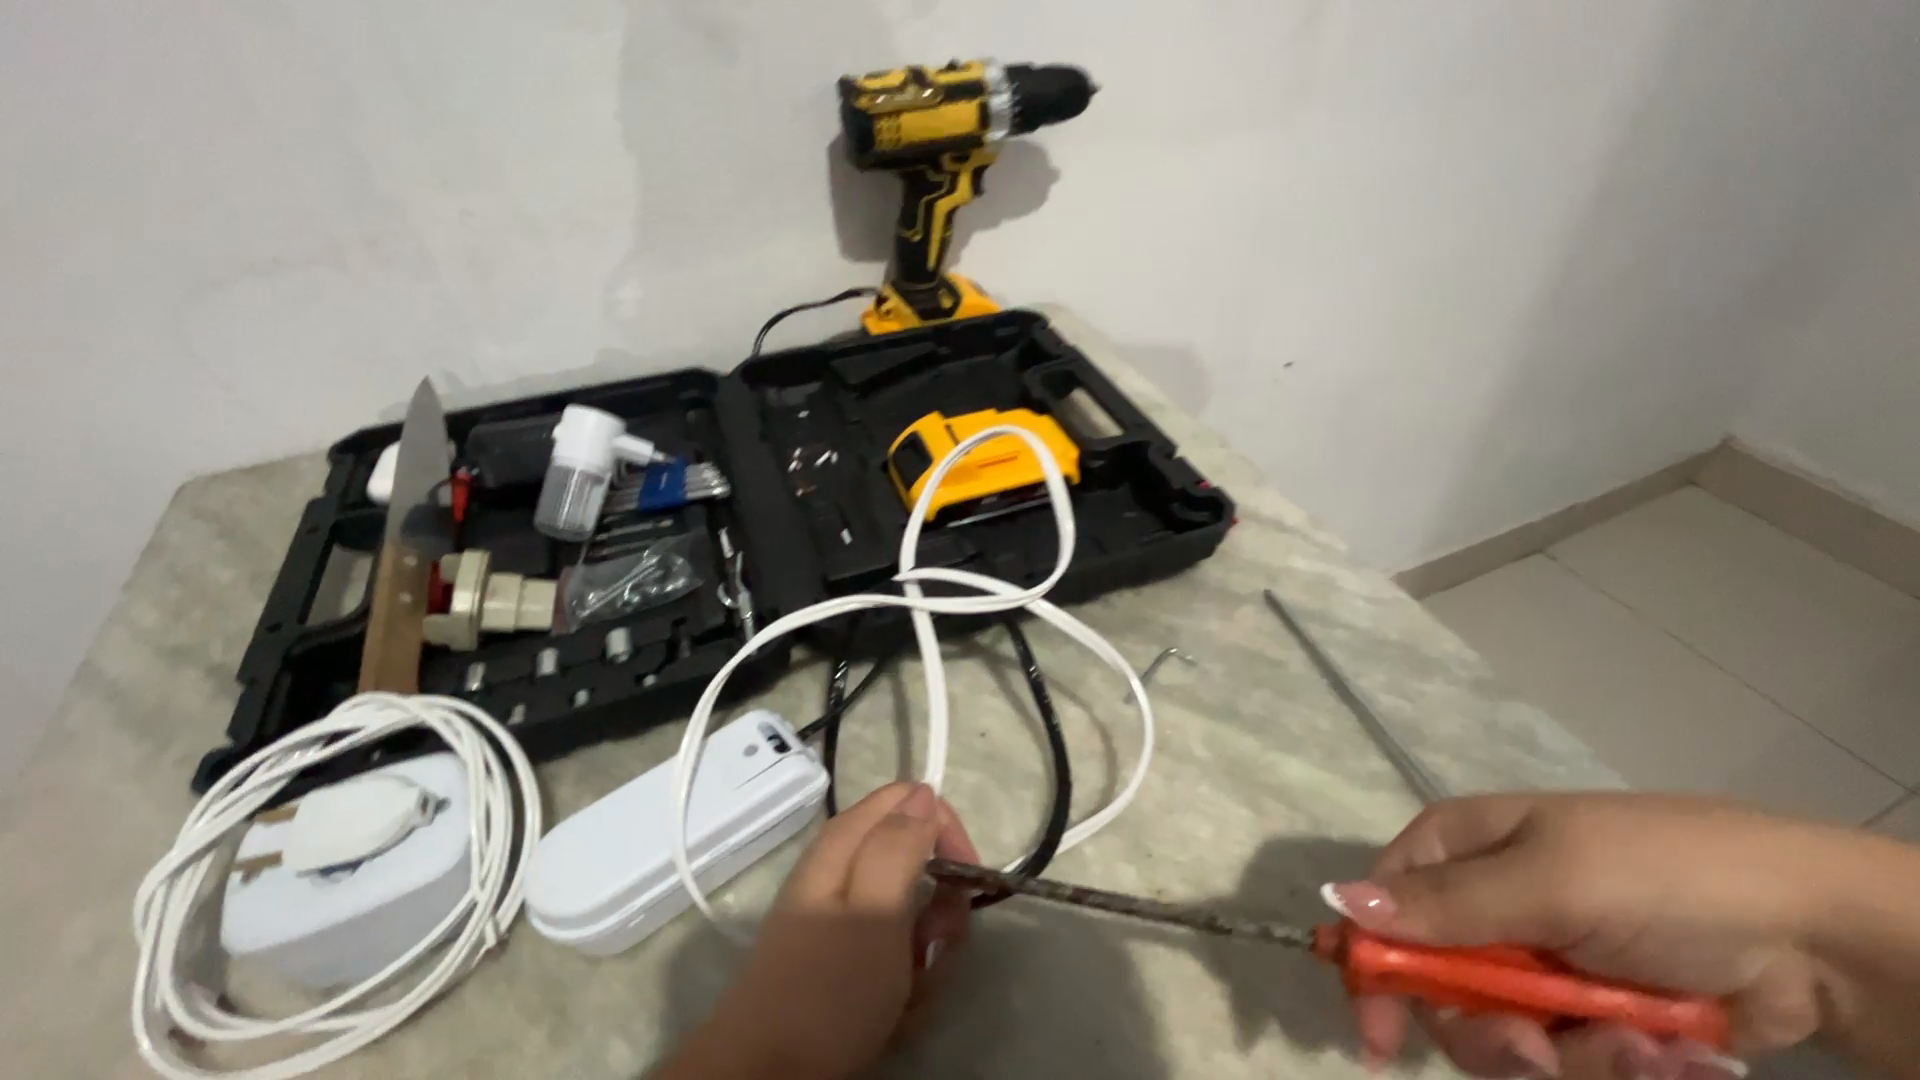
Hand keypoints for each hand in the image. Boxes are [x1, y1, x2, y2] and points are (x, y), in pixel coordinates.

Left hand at [656, 782, 978, 1079]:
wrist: (766, 1072)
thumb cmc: (828, 989)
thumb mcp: (875, 911)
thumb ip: (900, 845)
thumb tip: (923, 791)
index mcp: (846, 841)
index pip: (911, 799)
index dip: (946, 832)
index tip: (963, 881)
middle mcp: (841, 866)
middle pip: (915, 855)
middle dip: (940, 900)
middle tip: (934, 942)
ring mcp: (839, 911)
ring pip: (911, 906)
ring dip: (927, 945)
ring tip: (912, 983)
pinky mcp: (840, 952)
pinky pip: (894, 946)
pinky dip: (906, 972)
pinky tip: (898, 1002)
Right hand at [1324, 793, 1847, 1078]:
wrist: (1817, 934)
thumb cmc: (1662, 878)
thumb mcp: (1549, 883)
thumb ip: (1445, 903)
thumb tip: (1335, 902)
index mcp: (1462, 849)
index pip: (1384, 906)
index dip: (1376, 967)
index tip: (1382, 1037)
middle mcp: (1487, 904)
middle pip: (1439, 986)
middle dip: (1492, 1032)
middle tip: (1540, 1054)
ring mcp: (1540, 961)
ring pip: (1505, 1034)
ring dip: (1573, 1057)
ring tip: (1641, 1050)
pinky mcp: (1592, 1012)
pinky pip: (1570, 1058)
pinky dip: (1619, 1066)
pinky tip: (1668, 1053)